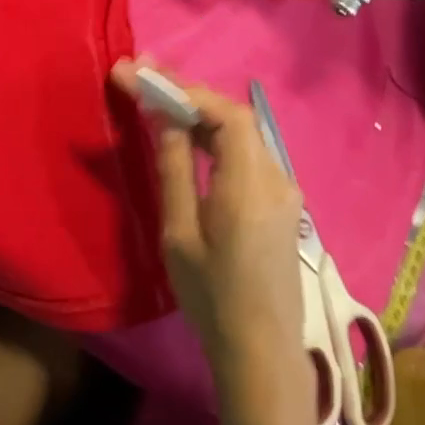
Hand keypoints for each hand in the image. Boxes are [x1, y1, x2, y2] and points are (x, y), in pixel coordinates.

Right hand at [112, 61, 305, 361]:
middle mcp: (275, 179)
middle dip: (187, 93)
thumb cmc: (212, 296)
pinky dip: (213, 136)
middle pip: (235, 117)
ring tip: (156, 97)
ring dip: (199, 112)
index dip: (185, 88)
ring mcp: (283, 191)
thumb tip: (165, 120)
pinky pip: (246, 153)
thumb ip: (174, 170)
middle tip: (142, 75)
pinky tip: (186, 135)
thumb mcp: (180, 234)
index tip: (142, 74)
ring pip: (241, 133)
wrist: (261, 350)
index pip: (226, 114)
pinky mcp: (279, 204)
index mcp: (250, 186)